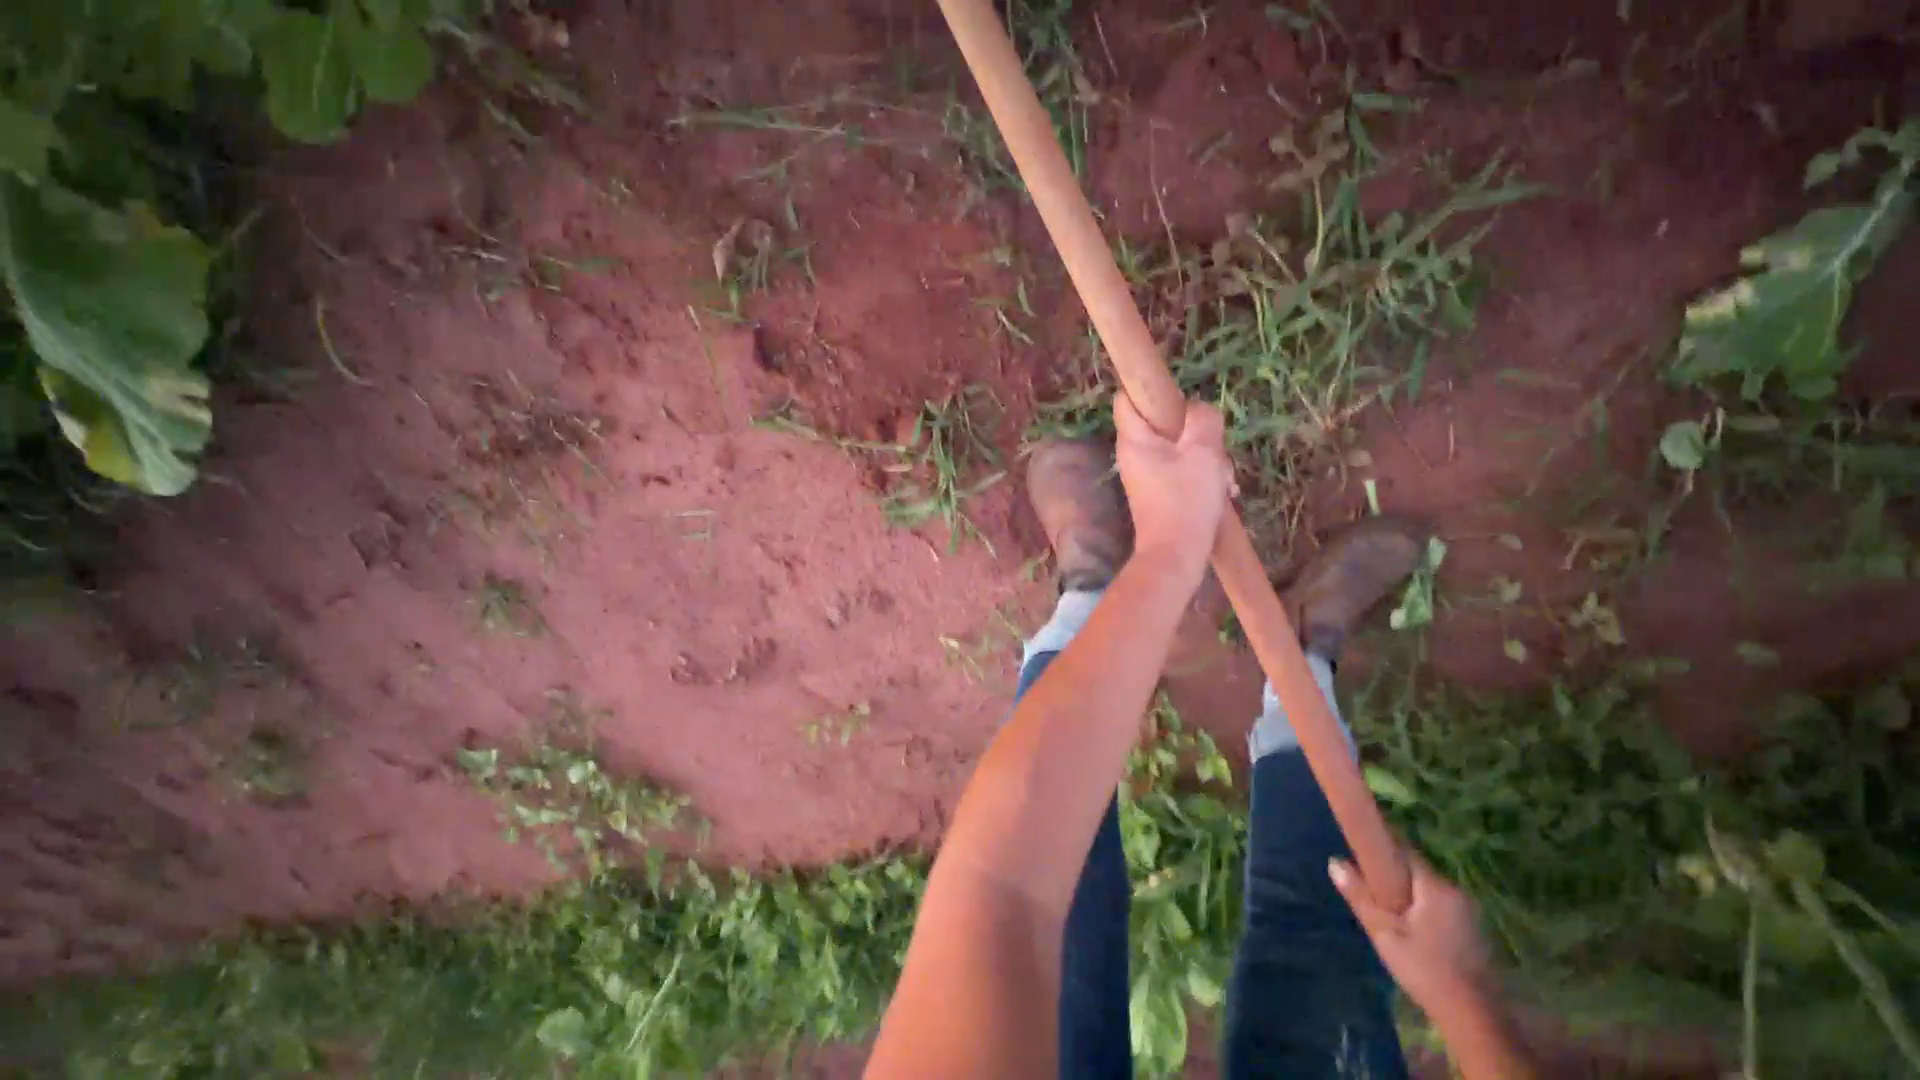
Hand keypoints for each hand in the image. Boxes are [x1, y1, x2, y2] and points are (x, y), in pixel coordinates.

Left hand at [1113, 394, 1234, 574]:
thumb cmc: (1185, 501)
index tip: (1183, 401)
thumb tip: (1198, 411)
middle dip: (1197, 433)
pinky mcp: (1161, 493)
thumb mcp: (1203, 451)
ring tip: (1224, 480)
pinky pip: (1184, 471)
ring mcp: (1147, 475)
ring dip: (1208, 459)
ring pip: (1181, 449)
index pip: (1128, 397)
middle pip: (1166, 424)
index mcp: (1134, 439)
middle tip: (1214, 450)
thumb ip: (1202, 419)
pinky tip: (1223, 492)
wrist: (1176, 556)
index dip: (1153, 390)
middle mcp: (1134, 455)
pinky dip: (1204, 478)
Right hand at [1329, 853, 1492, 1010]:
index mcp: (1434, 886)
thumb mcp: (1384, 933)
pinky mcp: (1472, 929)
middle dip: (1393, 877)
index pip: (1404, 851)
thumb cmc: (1423, 969)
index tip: (1359, 852)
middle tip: (1370, 893)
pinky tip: (1412, 933)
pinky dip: (1423, 911)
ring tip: (1388, 917)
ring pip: (1428, 890)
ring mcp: (1468, 910)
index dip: (1381, 849)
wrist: (1472, 1015)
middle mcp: (1455, 891)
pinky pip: (1440, 907)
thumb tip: (1334, 862)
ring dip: (1408, 896)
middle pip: (1416, 871)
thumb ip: (1360, 896)